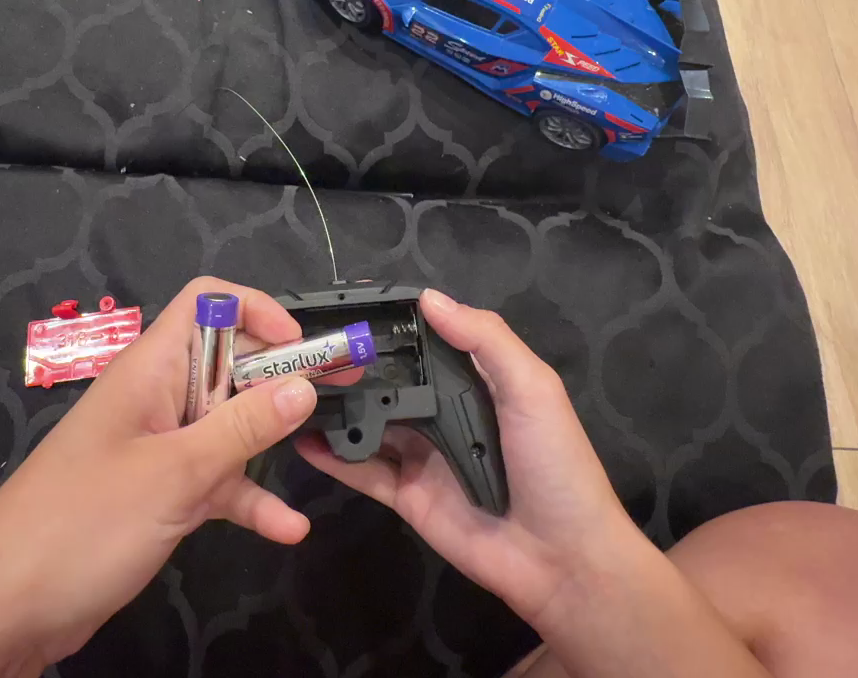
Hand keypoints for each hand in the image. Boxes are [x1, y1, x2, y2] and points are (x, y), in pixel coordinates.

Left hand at [0, 278, 318, 677]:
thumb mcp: (173, 474)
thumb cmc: (82, 525)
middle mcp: (156, 398)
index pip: (206, 303)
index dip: (255, 309)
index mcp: (150, 369)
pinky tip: (288, 529)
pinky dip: (247, 498)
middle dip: (280, 373)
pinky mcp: (156, 494)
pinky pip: (213, 482)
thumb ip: (242, 428)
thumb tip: (303, 383)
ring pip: (225, 424)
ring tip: (326, 443)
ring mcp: (156, 447)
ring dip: (269, 436)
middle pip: (226, 363)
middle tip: (338, 389)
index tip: (300, 344)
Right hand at [295, 289, 643, 630]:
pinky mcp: (405, 495)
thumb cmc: (553, 463)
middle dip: (350, 363)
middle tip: (305, 347)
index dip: (390, 321)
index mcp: (472, 381)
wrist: (564, 560)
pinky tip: (302, 438)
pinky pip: (362, 470)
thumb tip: (429, 297)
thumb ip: (485, 340)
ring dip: (335, 405)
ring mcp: (420, 454)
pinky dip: (332, 455)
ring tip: (293, 386)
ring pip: (368, 421)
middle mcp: (441, 411)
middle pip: (388, 380)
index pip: (424, 341)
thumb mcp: (532, 389)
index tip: (347, 302)